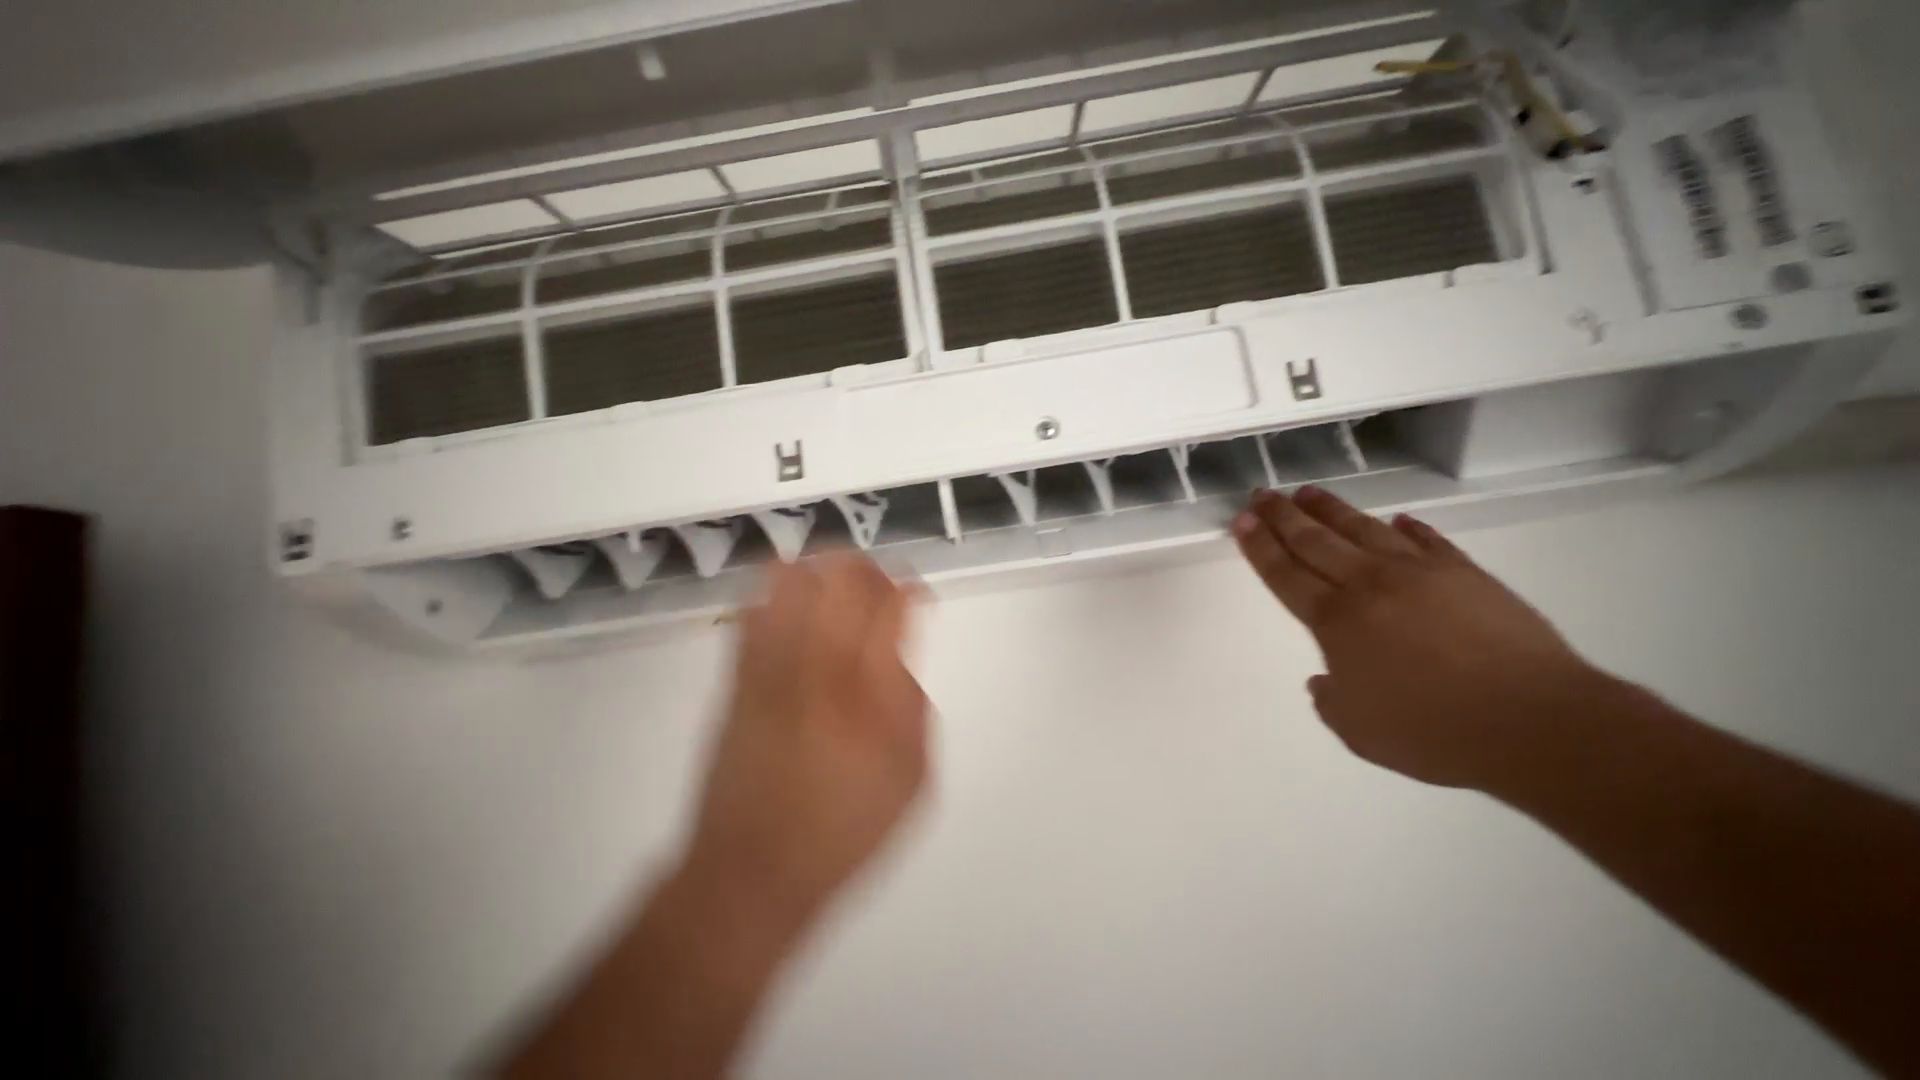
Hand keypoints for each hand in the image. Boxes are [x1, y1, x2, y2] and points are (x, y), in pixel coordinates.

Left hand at [683, 553, 930, 920]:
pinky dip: (776, 594)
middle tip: (879, 590)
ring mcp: (768, 668)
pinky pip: (752, 610)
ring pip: (792, 579)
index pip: (892, 604)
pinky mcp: (733, 678)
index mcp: (870, 693)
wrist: (751, 871)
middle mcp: (817, 665)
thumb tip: (896, 656)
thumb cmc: (844, 833)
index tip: (917, 600)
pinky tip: (793, 609)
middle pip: (842, 575)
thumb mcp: (912, 780)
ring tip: (836, 593)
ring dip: (821, 572)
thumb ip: (912, 706)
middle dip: (868, 569)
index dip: (910, 590)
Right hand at [1233, 486, 1603, 789]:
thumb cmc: (1432, 732)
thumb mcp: (1360, 731)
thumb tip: (1325, 678)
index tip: (1242, 521)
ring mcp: (1420, 573)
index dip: (1260, 546)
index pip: (1286, 574)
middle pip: (1316, 540)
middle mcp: (1370, 585)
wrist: (1529, 719)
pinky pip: (1427, 540)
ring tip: (1309, 492)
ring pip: (1364, 530)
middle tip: (1263, 494)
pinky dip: (1407, 528)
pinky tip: (1397, 520)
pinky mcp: (1466, 573)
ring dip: (1332, 510)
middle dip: (1284, 516)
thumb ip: (1332, 700)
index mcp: (1336, 621)